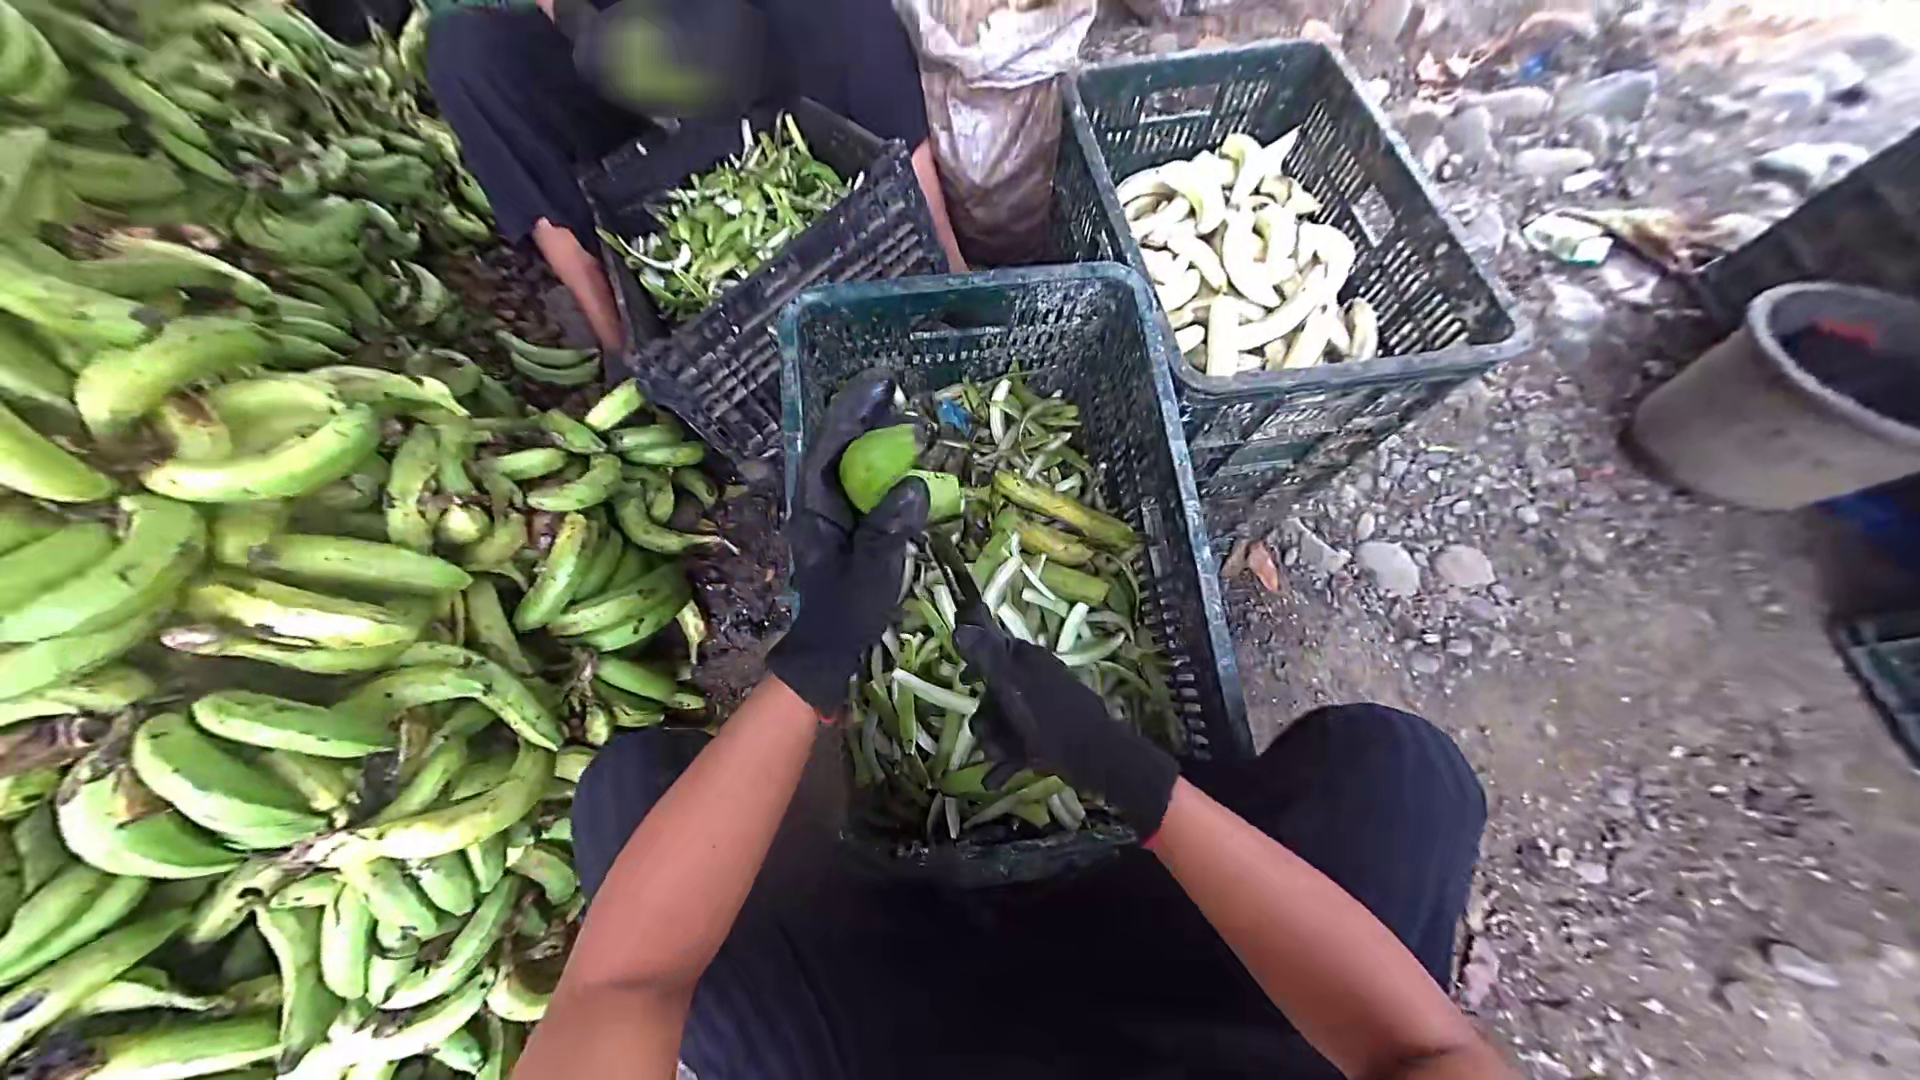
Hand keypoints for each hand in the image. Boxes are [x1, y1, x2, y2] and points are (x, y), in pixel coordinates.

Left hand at [767, 372, 929, 714]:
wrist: (832, 643)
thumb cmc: (848, 611)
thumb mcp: (872, 574)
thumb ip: (889, 531)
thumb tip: (914, 486)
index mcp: (814, 509)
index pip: (830, 448)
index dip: (854, 412)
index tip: (884, 384)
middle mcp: (819, 501)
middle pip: (837, 445)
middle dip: (864, 414)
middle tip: (899, 390)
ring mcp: (832, 509)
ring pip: (850, 459)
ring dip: (874, 433)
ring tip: (906, 414)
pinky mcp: (847, 520)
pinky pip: (864, 480)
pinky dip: (883, 461)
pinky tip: (905, 454)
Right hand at [954, 624, 1179, 836]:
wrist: (1093, 755)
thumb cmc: (1048, 717)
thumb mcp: (1011, 684)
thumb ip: (985, 655)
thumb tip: (961, 627)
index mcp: (1027, 659)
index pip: (993, 651)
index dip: (975, 667)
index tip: (964, 682)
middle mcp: (1035, 678)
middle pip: (995, 692)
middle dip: (985, 716)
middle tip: (983, 732)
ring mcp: (1043, 706)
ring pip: (1005, 720)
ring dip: (994, 740)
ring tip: (995, 757)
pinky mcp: (1049, 733)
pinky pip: (1019, 742)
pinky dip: (1007, 757)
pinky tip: (994, 779)